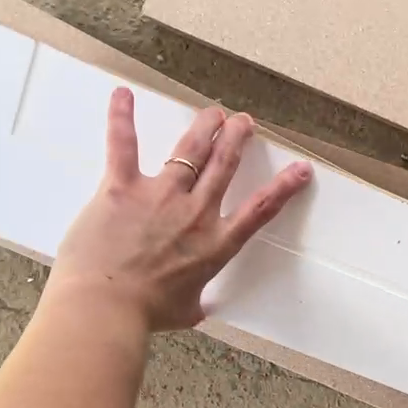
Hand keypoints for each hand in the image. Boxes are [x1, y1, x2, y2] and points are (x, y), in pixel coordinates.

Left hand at [46, 89, 313, 331]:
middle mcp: (196, 213)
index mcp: (217, 243)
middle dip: (238, 139)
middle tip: (245, 122)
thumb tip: (198, 308)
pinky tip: (123, 94)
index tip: (301, 169)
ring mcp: (160, 196)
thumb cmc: (147, 313)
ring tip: (214, 112)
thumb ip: (197, 300)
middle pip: (225, 166)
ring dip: (205, 127)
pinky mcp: (121, 188)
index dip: (285, 186)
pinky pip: (123, 146)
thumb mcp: (187, 310)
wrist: (106, 305)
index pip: (261, 209)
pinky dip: (122, 117)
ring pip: (189, 150)